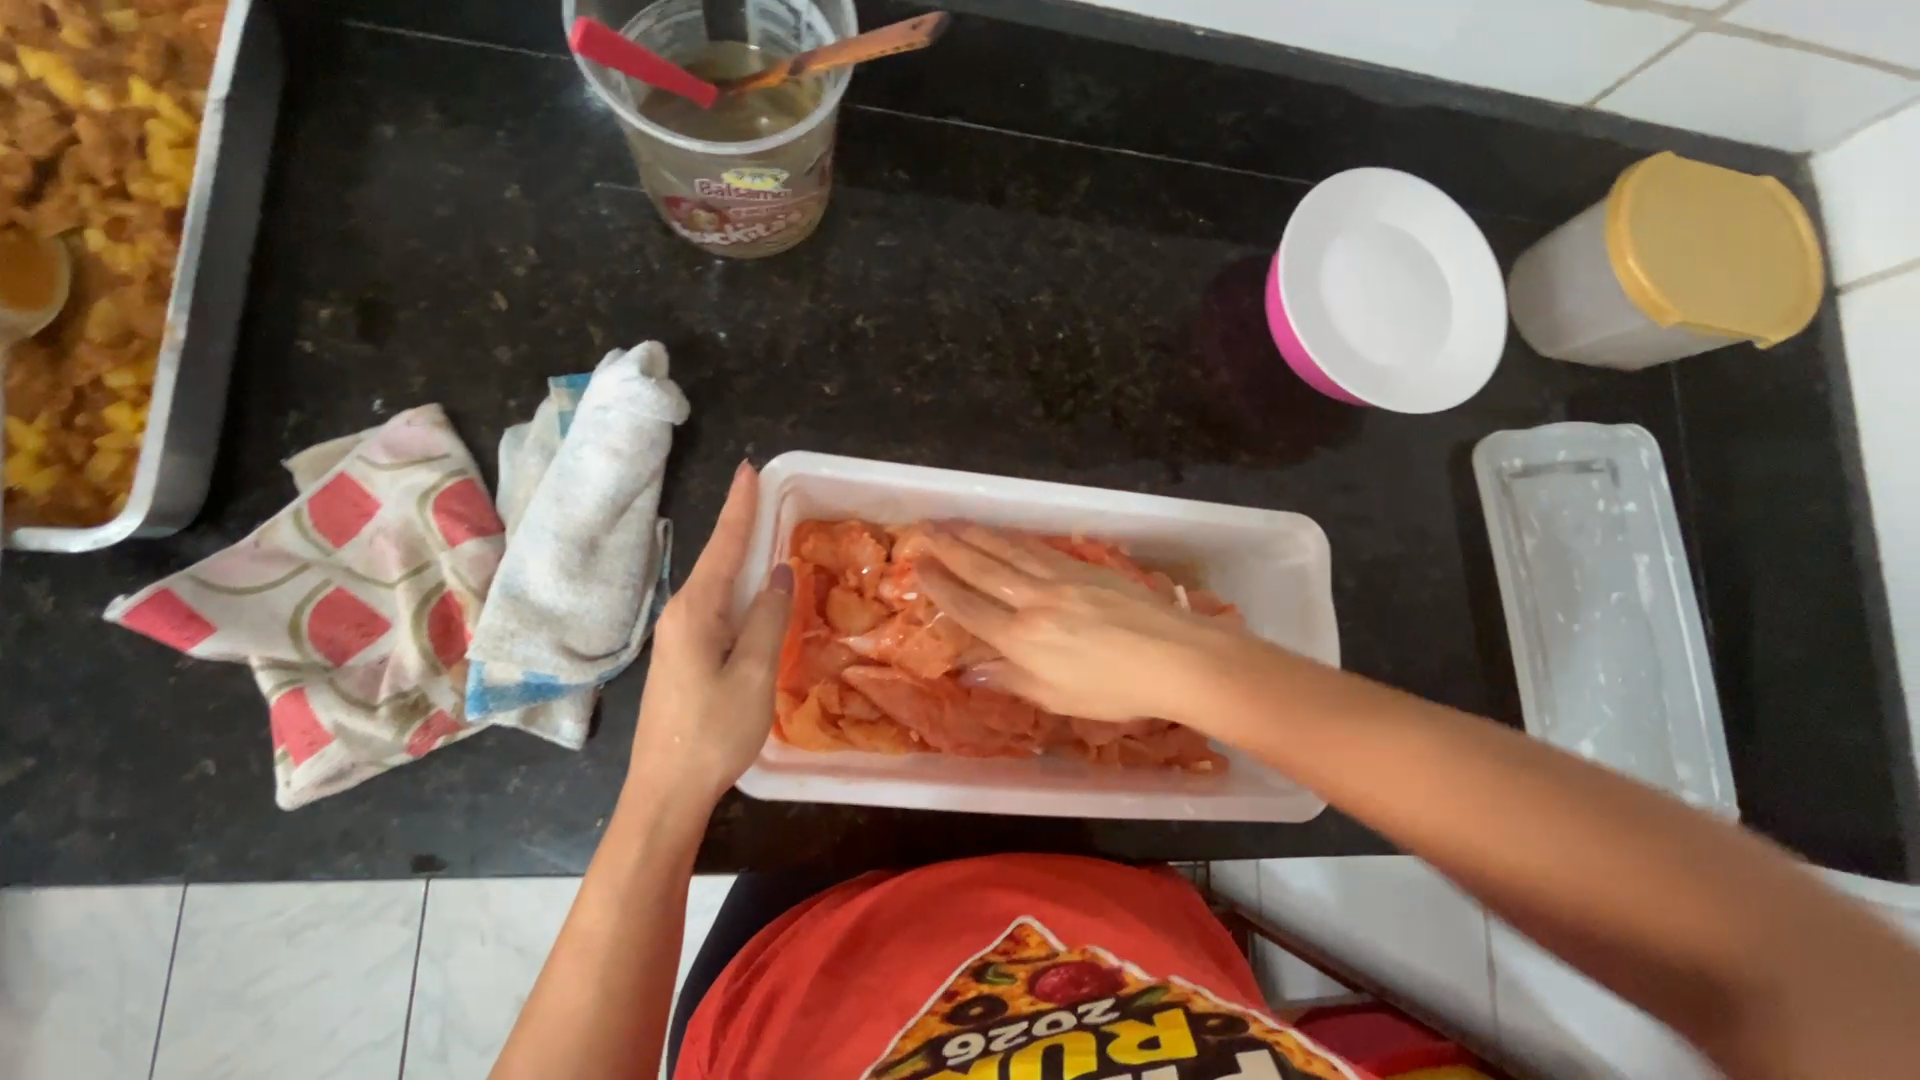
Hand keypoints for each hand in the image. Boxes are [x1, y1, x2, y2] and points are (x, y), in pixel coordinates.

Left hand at [629, 462, 792, 803]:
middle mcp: (680, 616)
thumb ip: (768, 619)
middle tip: (764, 493)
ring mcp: (679, 640)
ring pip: (717, 588)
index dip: (740, 507)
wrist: (665, 791)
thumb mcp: (754, 674)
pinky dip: (738, 593)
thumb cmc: (713, 733)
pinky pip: (716, 612)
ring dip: (740, 559)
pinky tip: (754, 595)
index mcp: (695, 612)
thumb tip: (779, 573)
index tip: (749, 468)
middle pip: (717, 561)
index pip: (723, 546)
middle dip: (741, 526)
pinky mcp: (684, 660)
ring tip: (767, 533)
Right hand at [915, 526, 1244, 723]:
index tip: (919, 570)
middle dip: (949, 551)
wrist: (1176, 657)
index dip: (941, 589)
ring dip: (976, 536)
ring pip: (1009, 551)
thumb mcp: (1057, 698)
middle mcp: (1034, 602)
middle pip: (983, 570)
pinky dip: (1014, 539)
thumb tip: (972, 668)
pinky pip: (1039, 549)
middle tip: (923, 533)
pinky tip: (1004, 534)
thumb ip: (1012, 679)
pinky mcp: (1085, 568)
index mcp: (1022, 639)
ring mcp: (1061, 579)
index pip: (969, 608)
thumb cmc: (1116, 691)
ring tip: (952, 523)